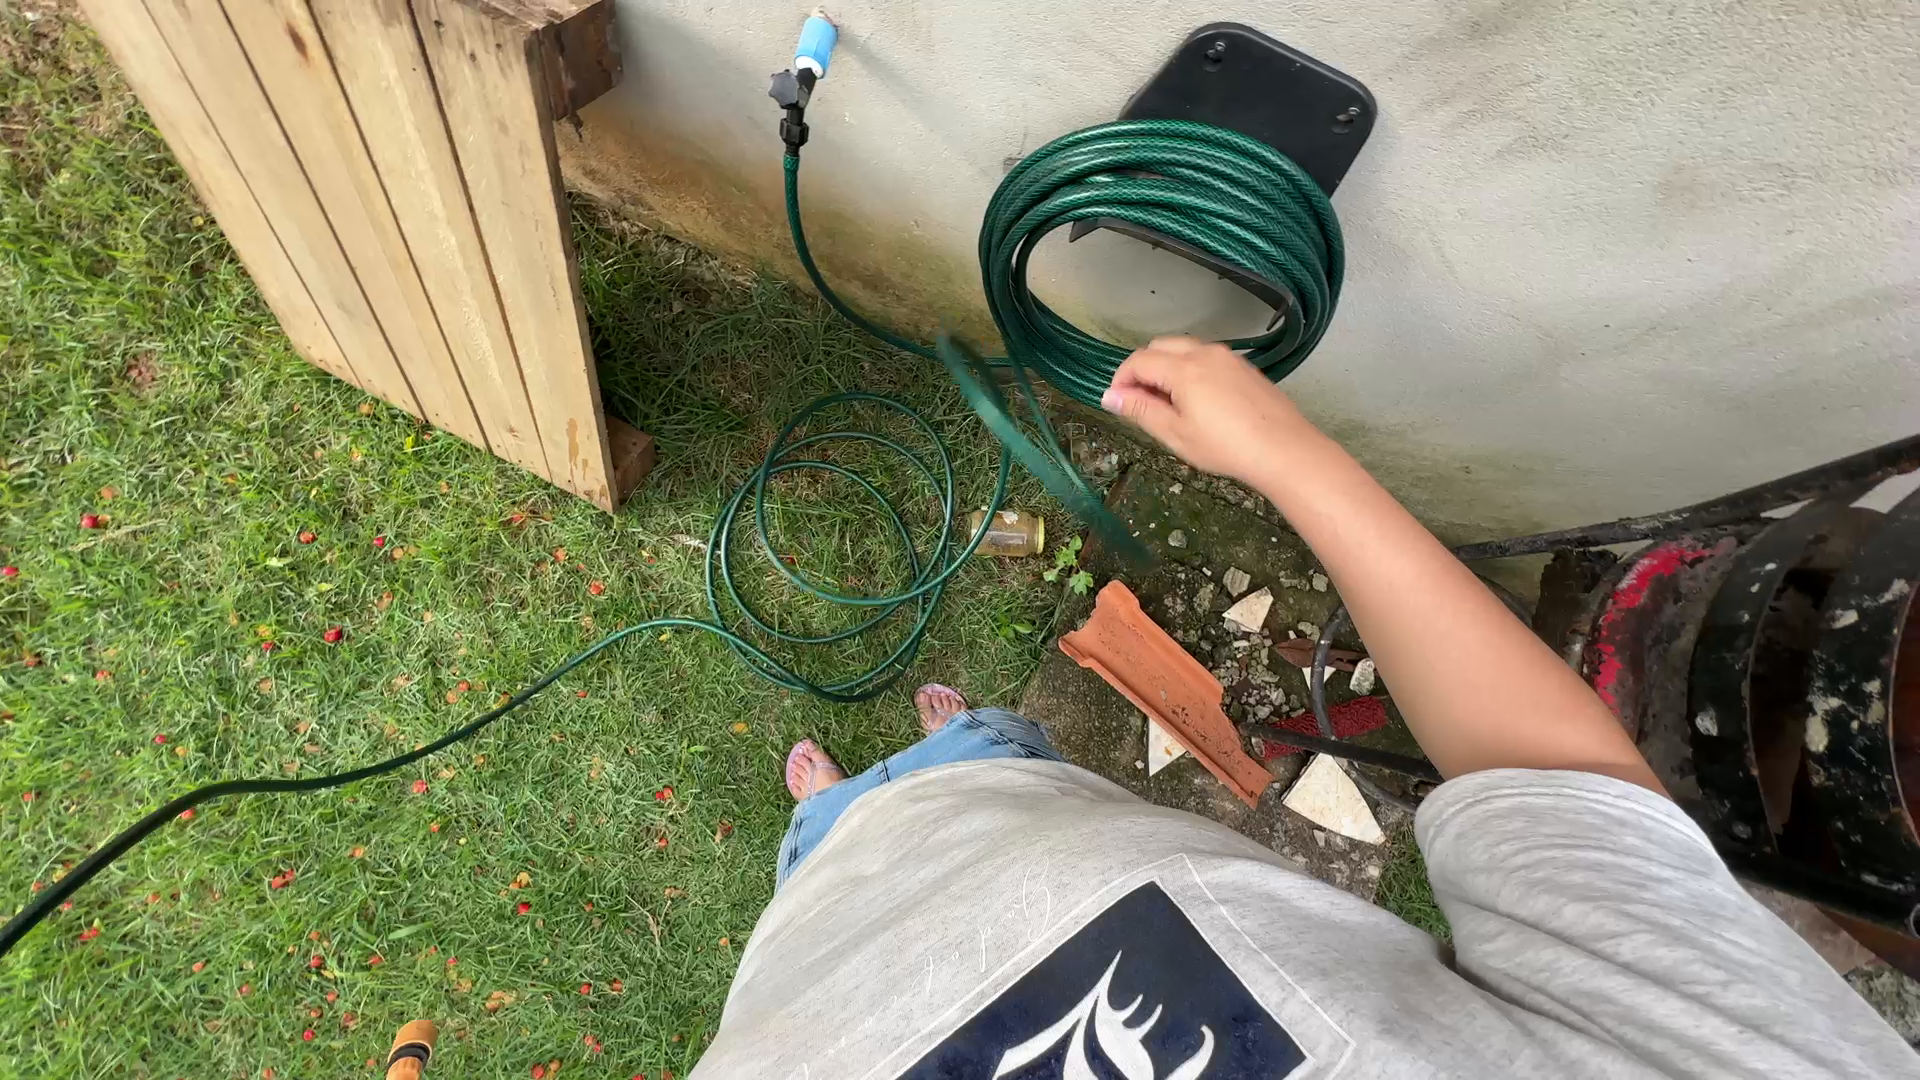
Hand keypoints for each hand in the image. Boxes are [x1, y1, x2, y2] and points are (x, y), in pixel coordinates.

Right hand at [1102, 337, 1313, 484]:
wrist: (1284, 449)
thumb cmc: (1224, 446)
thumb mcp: (1175, 433)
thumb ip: (1140, 410)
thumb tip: (1109, 396)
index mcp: (1183, 368)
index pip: (1138, 360)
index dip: (1121, 380)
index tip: (1117, 404)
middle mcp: (1205, 353)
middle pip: (1159, 346)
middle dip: (1142, 369)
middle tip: (1140, 403)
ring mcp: (1227, 357)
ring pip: (1183, 350)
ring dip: (1165, 368)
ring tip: (1167, 404)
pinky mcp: (1243, 367)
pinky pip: (1205, 358)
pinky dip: (1188, 370)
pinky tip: (1195, 402)